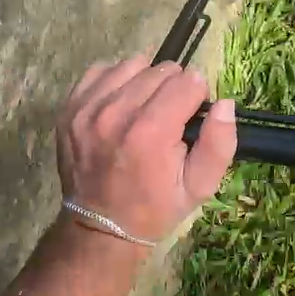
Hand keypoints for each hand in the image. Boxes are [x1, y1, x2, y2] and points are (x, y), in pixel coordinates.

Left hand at [54, 57, 237, 244]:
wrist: (98, 230)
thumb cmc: (154, 206)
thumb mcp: (199, 186)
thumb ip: (219, 143)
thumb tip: (223, 103)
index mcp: (149, 132)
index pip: (189, 81)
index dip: (196, 98)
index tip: (188, 120)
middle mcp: (115, 113)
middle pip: (163, 70)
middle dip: (173, 89)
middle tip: (167, 119)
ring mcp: (88, 108)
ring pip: (135, 64)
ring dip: (146, 82)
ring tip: (143, 110)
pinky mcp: (71, 107)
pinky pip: (104, 69)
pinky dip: (117, 81)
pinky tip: (120, 104)